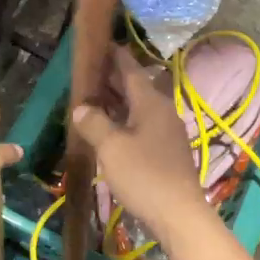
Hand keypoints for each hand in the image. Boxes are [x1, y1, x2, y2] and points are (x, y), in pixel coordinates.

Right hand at [71, 49, 205, 236]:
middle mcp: (162, 112)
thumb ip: (94, 123)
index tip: (101, 44)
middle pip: (135, 88)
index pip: (131, 69)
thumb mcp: (111, 147)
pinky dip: (124, 121)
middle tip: (89, 72)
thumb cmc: (144, 176)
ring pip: (138, 108)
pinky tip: (110, 130)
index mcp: (151, 103)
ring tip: (93, 99)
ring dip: (117, 102)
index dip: (115, 56)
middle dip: (113, 79)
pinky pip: (141, 127)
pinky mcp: (166, 153)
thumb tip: (82, 107)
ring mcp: (166, 133)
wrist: (178, 215)